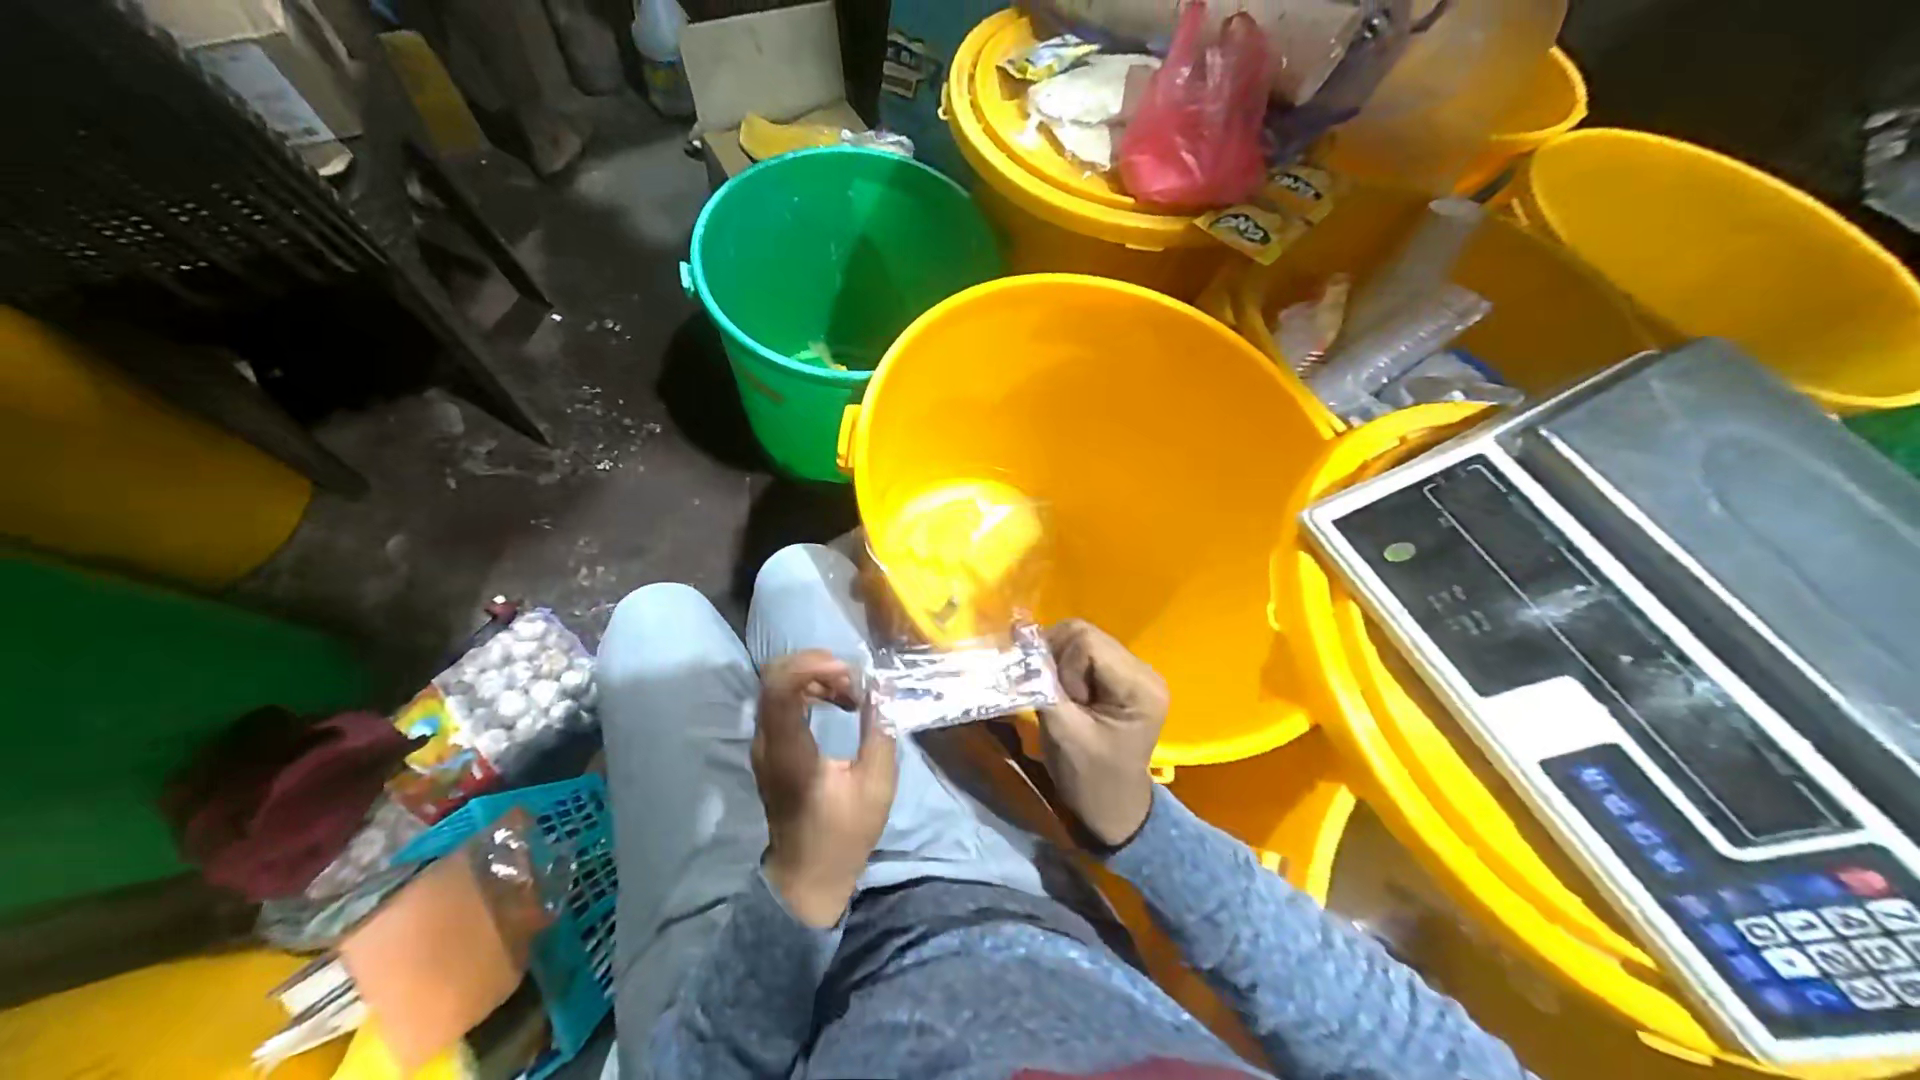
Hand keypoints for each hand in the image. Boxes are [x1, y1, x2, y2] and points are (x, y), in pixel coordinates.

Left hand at [752, 651, 897, 926]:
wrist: (807, 873)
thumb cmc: (844, 833)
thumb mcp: (876, 785)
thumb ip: (880, 731)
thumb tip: (883, 688)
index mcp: (789, 753)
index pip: (781, 689)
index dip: (811, 666)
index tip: (849, 673)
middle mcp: (766, 742)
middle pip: (774, 677)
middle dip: (816, 664)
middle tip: (853, 679)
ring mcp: (763, 744)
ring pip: (776, 684)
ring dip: (814, 675)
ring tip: (851, 692)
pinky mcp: (768, 746)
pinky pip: (780, 699)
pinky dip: (808, 688)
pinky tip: (837, 701)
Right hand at [1037, 619, 1169, 847]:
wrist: (1113, 808)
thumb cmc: (1089, 778)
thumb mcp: (1063, 733)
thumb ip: (1042, 684)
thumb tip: (1018, 638)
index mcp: (1140, 687)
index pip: (1088, 643)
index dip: (1062, 664)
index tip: (1063, 701)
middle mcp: (1144, 670)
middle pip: (1086, 633)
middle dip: (1057, 657)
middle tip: (1051, 691)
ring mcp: (1135, 671)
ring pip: (1082, 638)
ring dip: (1059, 661)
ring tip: (1060, 694)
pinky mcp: (1121, 675)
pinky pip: (1085, 651)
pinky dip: (1066, 665)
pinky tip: (1066, 692)